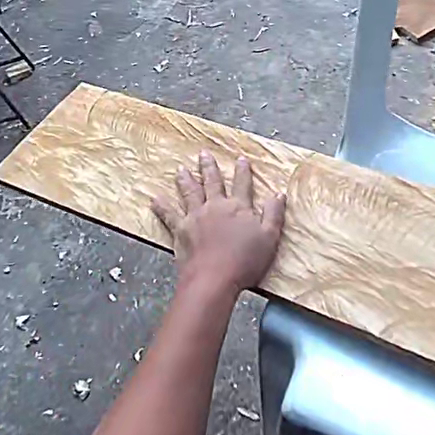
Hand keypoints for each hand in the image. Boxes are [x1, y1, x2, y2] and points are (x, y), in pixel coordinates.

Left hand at [151, 152, 286, 297]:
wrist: (214, 279)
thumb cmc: (245, 261)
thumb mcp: (270, 237)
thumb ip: (274, 214)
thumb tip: (278, 194)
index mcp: (239, 207)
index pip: (242, 184)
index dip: (243, 171)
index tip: (241, 159)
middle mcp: (216, 207)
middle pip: (213, 182)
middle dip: (210, 168)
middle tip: (204, 154)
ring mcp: (196, 217)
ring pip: (190, 193)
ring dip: (186, 180)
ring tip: (181, 169)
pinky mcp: (181, 231)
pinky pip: (169, 215)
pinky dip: (162, 207)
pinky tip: (155, 199)